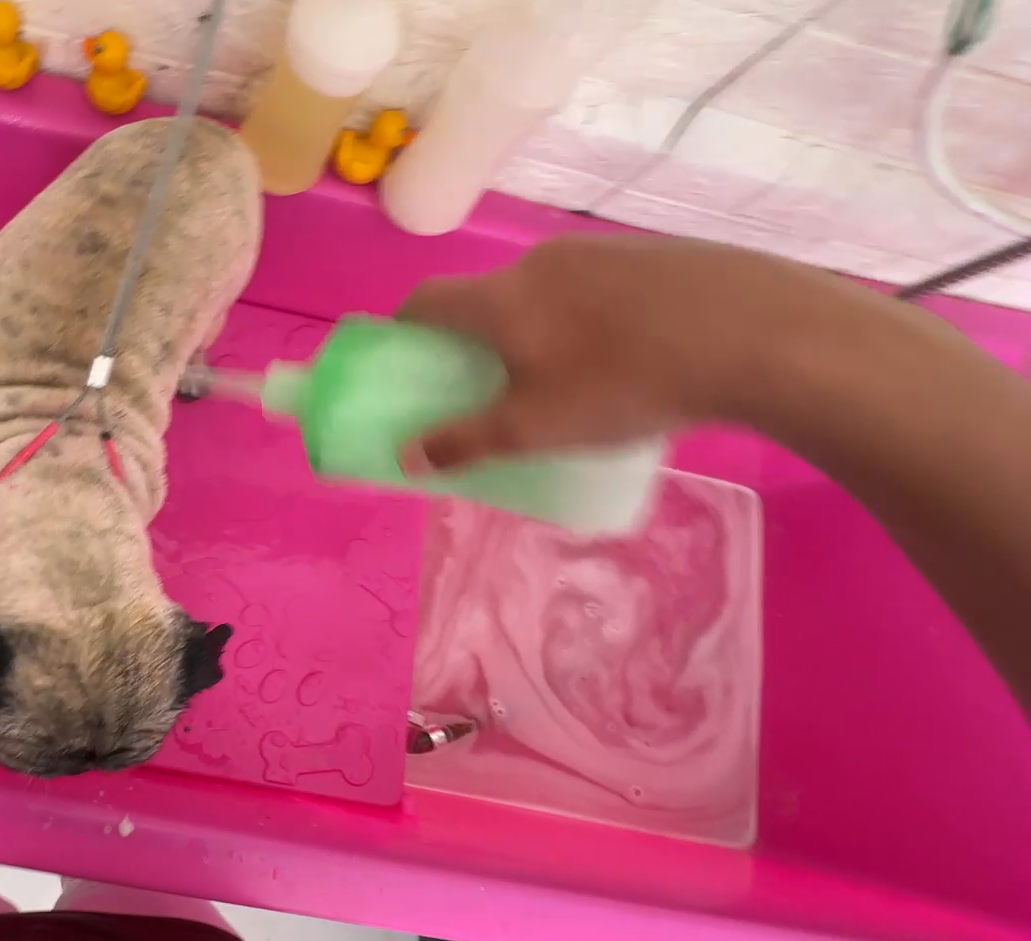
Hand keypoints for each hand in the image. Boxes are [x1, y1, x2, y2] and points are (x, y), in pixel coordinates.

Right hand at [396, 233, 881, 472]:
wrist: (768, 338)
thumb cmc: (626, 384)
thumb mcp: (533, 430)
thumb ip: (462, 443)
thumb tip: (406, 457)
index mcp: (501, 298)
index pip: (426, 299)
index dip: (404, 327)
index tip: (409, 359)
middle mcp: (542, 261)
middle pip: (485, 296)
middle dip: (473, 336)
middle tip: (489, 380)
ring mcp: (604, 250)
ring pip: (543, 288)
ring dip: (533, 324)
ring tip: (565, 371)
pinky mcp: (658, 251)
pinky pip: (595, 284)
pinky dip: (585, 314)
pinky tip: (624, 351)